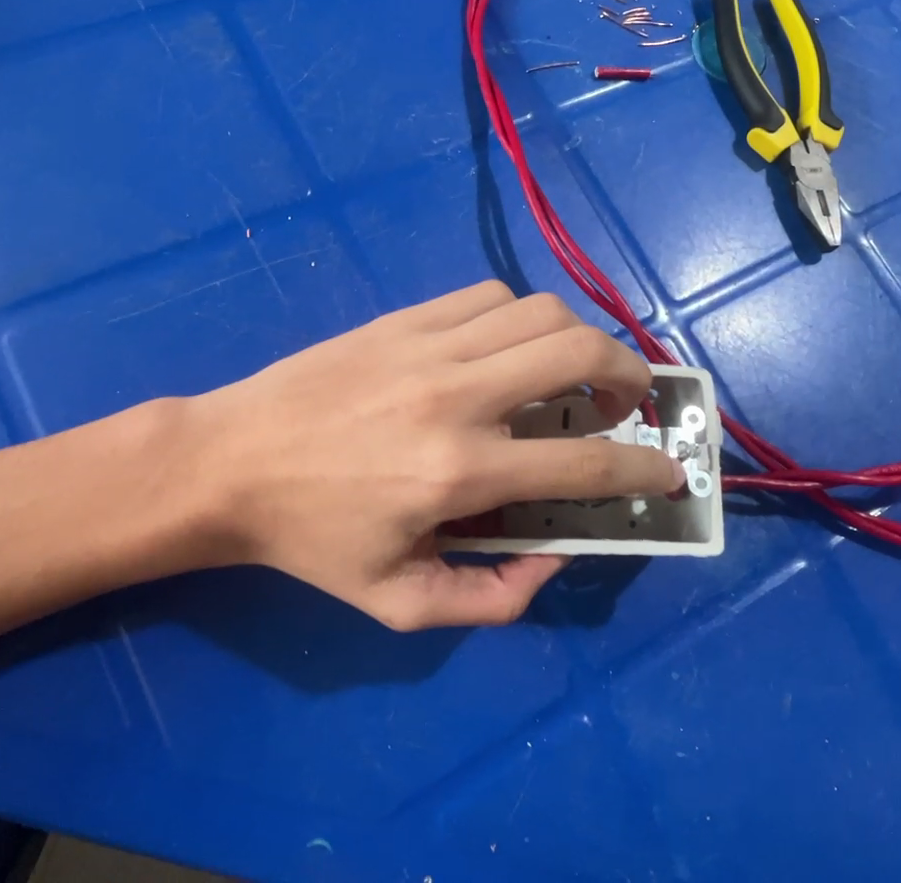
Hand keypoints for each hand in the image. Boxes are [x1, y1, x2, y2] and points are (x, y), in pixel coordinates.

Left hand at [198, 281, 682, 630]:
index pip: (587, 464)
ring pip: (541, 312)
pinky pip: (488, 297)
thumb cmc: (312, 540)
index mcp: (459, 474)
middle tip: (629, 404)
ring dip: (580, 339)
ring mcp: (429, 347)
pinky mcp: (403, 320)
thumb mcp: (398, 603)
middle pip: (580, 354)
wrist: (228, 464)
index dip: (645, 469)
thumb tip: (557, 558)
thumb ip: (490, 599)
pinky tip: (510, 349)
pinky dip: (522, 318)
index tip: (671, 471)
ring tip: (576, 370)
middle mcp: (456, 398)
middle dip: (630, 376)